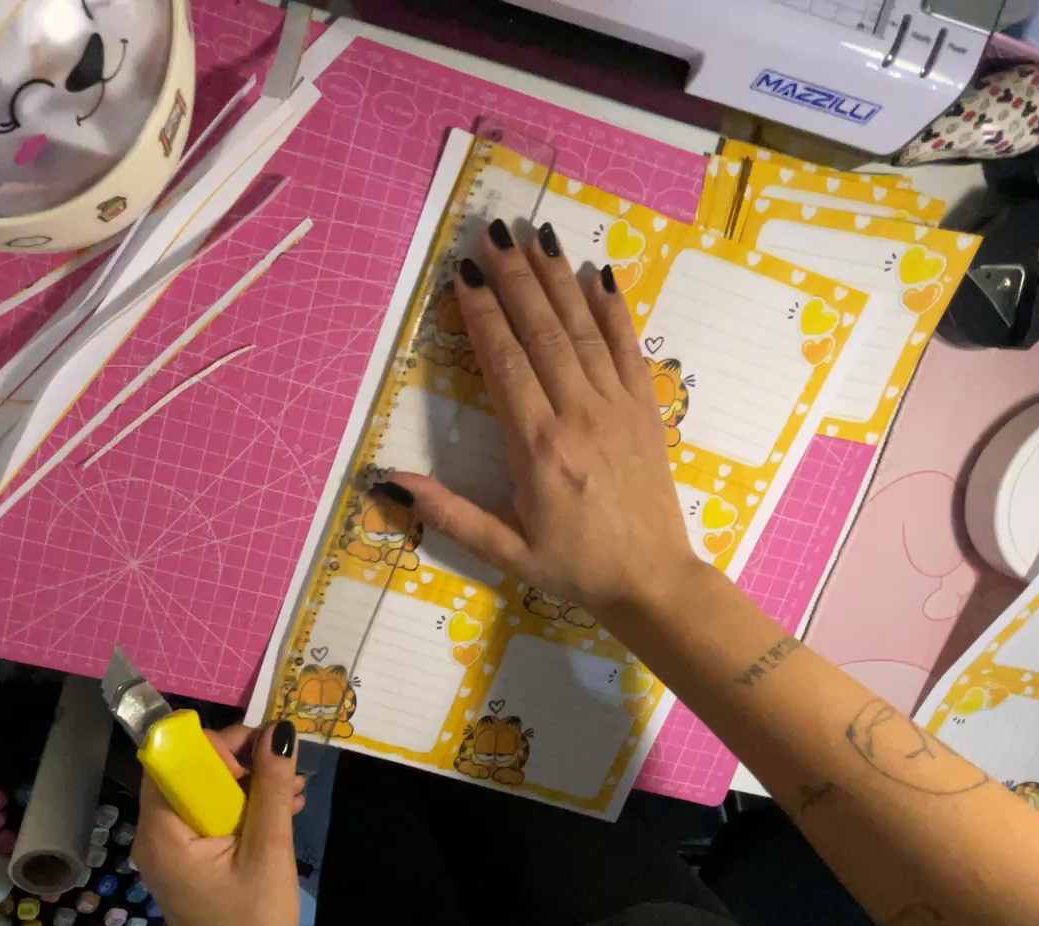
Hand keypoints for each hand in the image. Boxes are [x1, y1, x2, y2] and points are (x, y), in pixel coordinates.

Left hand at [134, 721, 304, 925]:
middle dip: (241, 762)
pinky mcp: (191, 863)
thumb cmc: (254, 925)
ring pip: (207, 794)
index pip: (173, 758)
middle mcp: (157, 835)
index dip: (215, 744)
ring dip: (250, 785)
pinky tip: (284, 810)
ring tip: (295, 789)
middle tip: (285, 766)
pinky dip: (245, 809)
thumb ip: (272, 785)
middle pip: (191, 772)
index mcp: (163, 831)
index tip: (260, 750)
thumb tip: (279, 730)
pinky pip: (213, 818)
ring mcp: (173, 851)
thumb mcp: (269, 848)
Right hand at [386, 219, 707, 621]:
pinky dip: (613, 308)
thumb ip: (446, 513)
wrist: (651, 580)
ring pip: (582, 329)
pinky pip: (628, 346)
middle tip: (492, 232)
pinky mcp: (645, 408)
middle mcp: (579, 414)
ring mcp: (618, 406)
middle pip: (542, 331)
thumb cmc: (571, 566)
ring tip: (536, 234)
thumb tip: (387, 482)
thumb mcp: (501, 550)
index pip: (505, 363)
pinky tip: (599, 274)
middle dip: (514, 278)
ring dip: (557, 278)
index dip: (482, 314)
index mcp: (538, 447)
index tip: (463, 274)